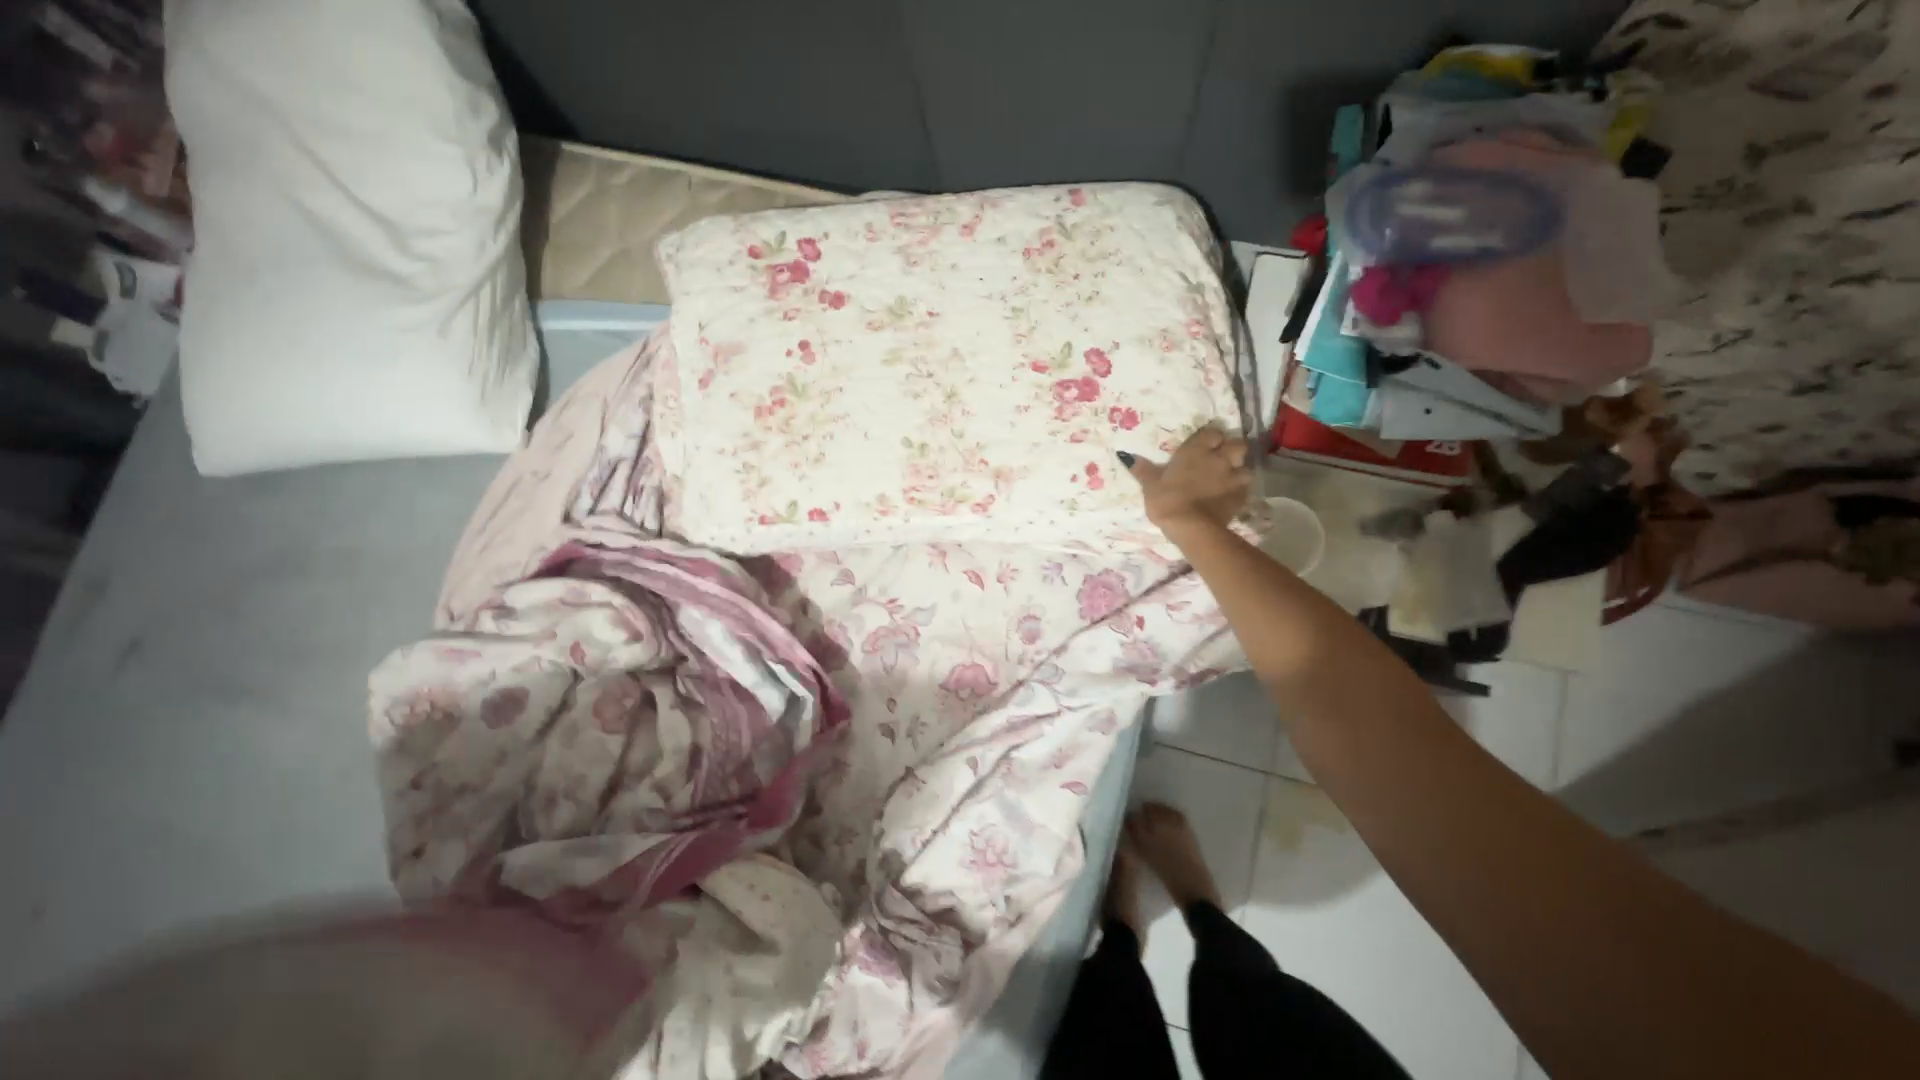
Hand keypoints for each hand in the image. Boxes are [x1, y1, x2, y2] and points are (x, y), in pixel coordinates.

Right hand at [1121, 426, 1251, 535]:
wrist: (1191, 526)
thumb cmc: (1167, 500)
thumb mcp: (1150, 485)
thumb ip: (1144, 470)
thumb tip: (1129, 458)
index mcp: (1196, 450)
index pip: (1213, 433)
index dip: (1212, 438)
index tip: (1206, 446)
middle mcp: (1218, 458)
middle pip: (1238, 445)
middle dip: (1233, 450)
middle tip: (1223, 460)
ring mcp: (1232, 477)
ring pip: (1246, 467)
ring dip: (1240, 472)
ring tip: (1230, 480)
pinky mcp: (1241, 497)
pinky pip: (1245, 489)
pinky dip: (1240, 491)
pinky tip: (1231, 497)